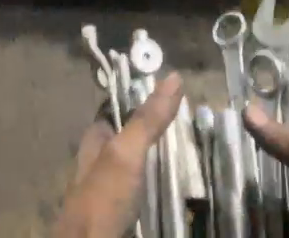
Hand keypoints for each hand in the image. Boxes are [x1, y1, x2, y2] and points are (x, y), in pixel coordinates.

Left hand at [52, 72, 183, 237]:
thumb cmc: (103, 196)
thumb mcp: (125, 152)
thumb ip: (147, 119)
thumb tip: (174, 76)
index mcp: (95, 139)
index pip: (119, 107)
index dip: (143, 97)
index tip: (176, 92)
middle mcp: (101, 159)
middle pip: (131, 136)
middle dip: (156, 130)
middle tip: (192, 125)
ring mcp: (111, 187)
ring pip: (139, 164)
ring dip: (161, 161)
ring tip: (193, 154)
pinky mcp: (122, 211)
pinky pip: (145, 191)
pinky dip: (160, 187)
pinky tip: (178, 188)